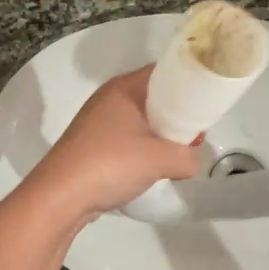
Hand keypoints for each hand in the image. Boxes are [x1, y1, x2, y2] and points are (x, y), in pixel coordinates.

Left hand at [24, 65, 198, 221]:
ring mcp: (99, 122)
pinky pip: (128, 139)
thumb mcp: (161, 159)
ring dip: (161, 135)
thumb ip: (187, 157)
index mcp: (124, 88)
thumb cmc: (111, 164)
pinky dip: (144, 149)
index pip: (165, 73)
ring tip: (179, 153)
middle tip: (196, 134)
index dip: (189, 84)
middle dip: (178, 115)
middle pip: (155, 98)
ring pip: (142, 120)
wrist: (61, 196)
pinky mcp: (93, 145)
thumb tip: (193, 161)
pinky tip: (153, 167)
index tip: (207, 103)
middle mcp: (110, 98)